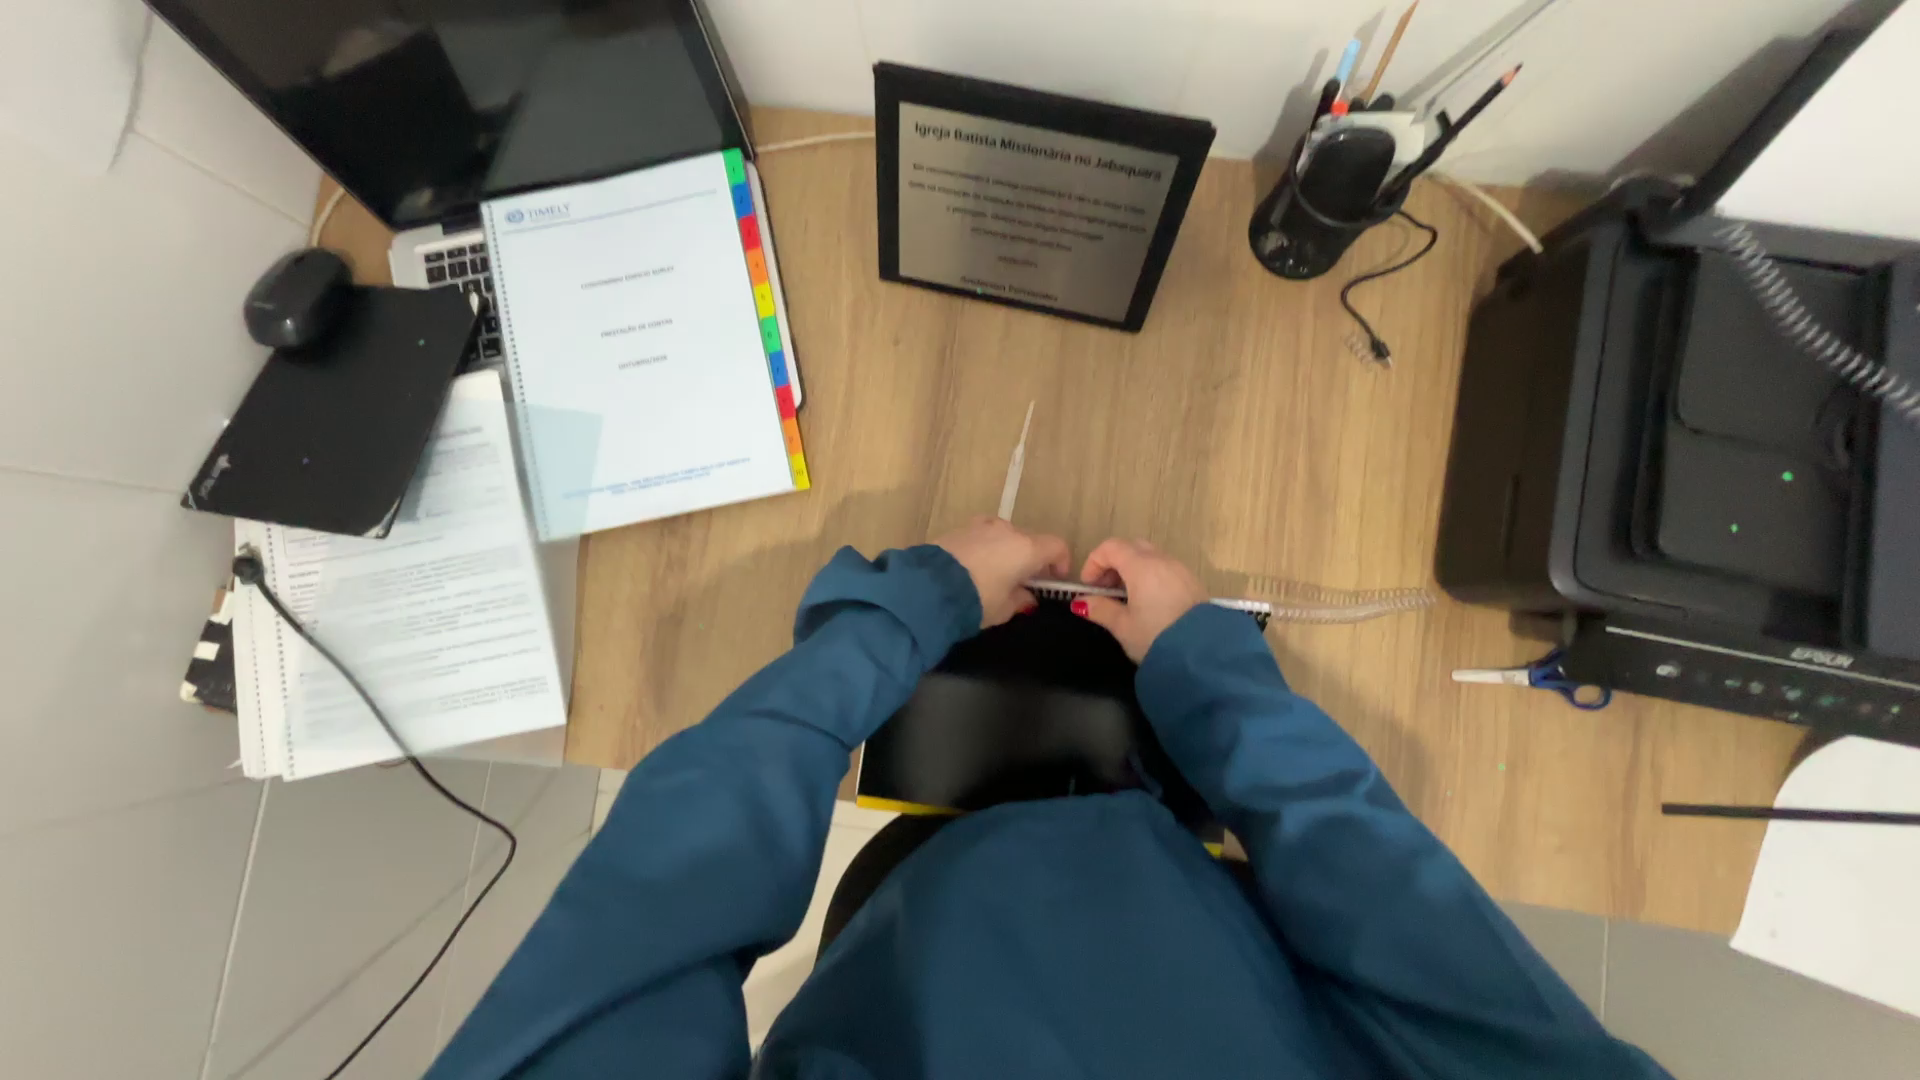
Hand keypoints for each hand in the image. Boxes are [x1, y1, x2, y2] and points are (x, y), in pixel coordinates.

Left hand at [934, 517, 1071, 627]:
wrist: (927, 588)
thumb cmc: (976, 601)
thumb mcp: (1004, 609)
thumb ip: (1022, 600)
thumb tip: (1027, 596)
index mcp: (1025, 548)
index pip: (1056, 547)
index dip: (1061, 563)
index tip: (1054, 580)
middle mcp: (1006, 530)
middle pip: (1029, 540)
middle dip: (1030, 559)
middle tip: (1023, 582)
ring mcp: (980, 526)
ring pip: (1003, 536)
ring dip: (1005, 552)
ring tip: (995, 575)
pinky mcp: (958, 529)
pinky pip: (981, 537)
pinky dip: (985, 549)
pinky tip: (974, 569)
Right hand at [1074, 538, 1207, 661]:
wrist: (1203, 655)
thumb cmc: (1156, 637)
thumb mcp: (1123, 626)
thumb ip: (1100, 609)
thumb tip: (1081, 602)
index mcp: (1141, 566)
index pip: (1110, 547)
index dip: (1094, 562)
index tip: (1088, 587)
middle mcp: (1162, 560)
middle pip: (1131, 548)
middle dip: (1113, 564)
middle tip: (1106, 590)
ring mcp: (1180, 570)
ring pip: (1150, 557)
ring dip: (1132, 570)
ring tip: (1126, 599)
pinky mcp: (1192, 582)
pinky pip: (1165, 569)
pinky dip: (1150, 576)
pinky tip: (1148, 603)